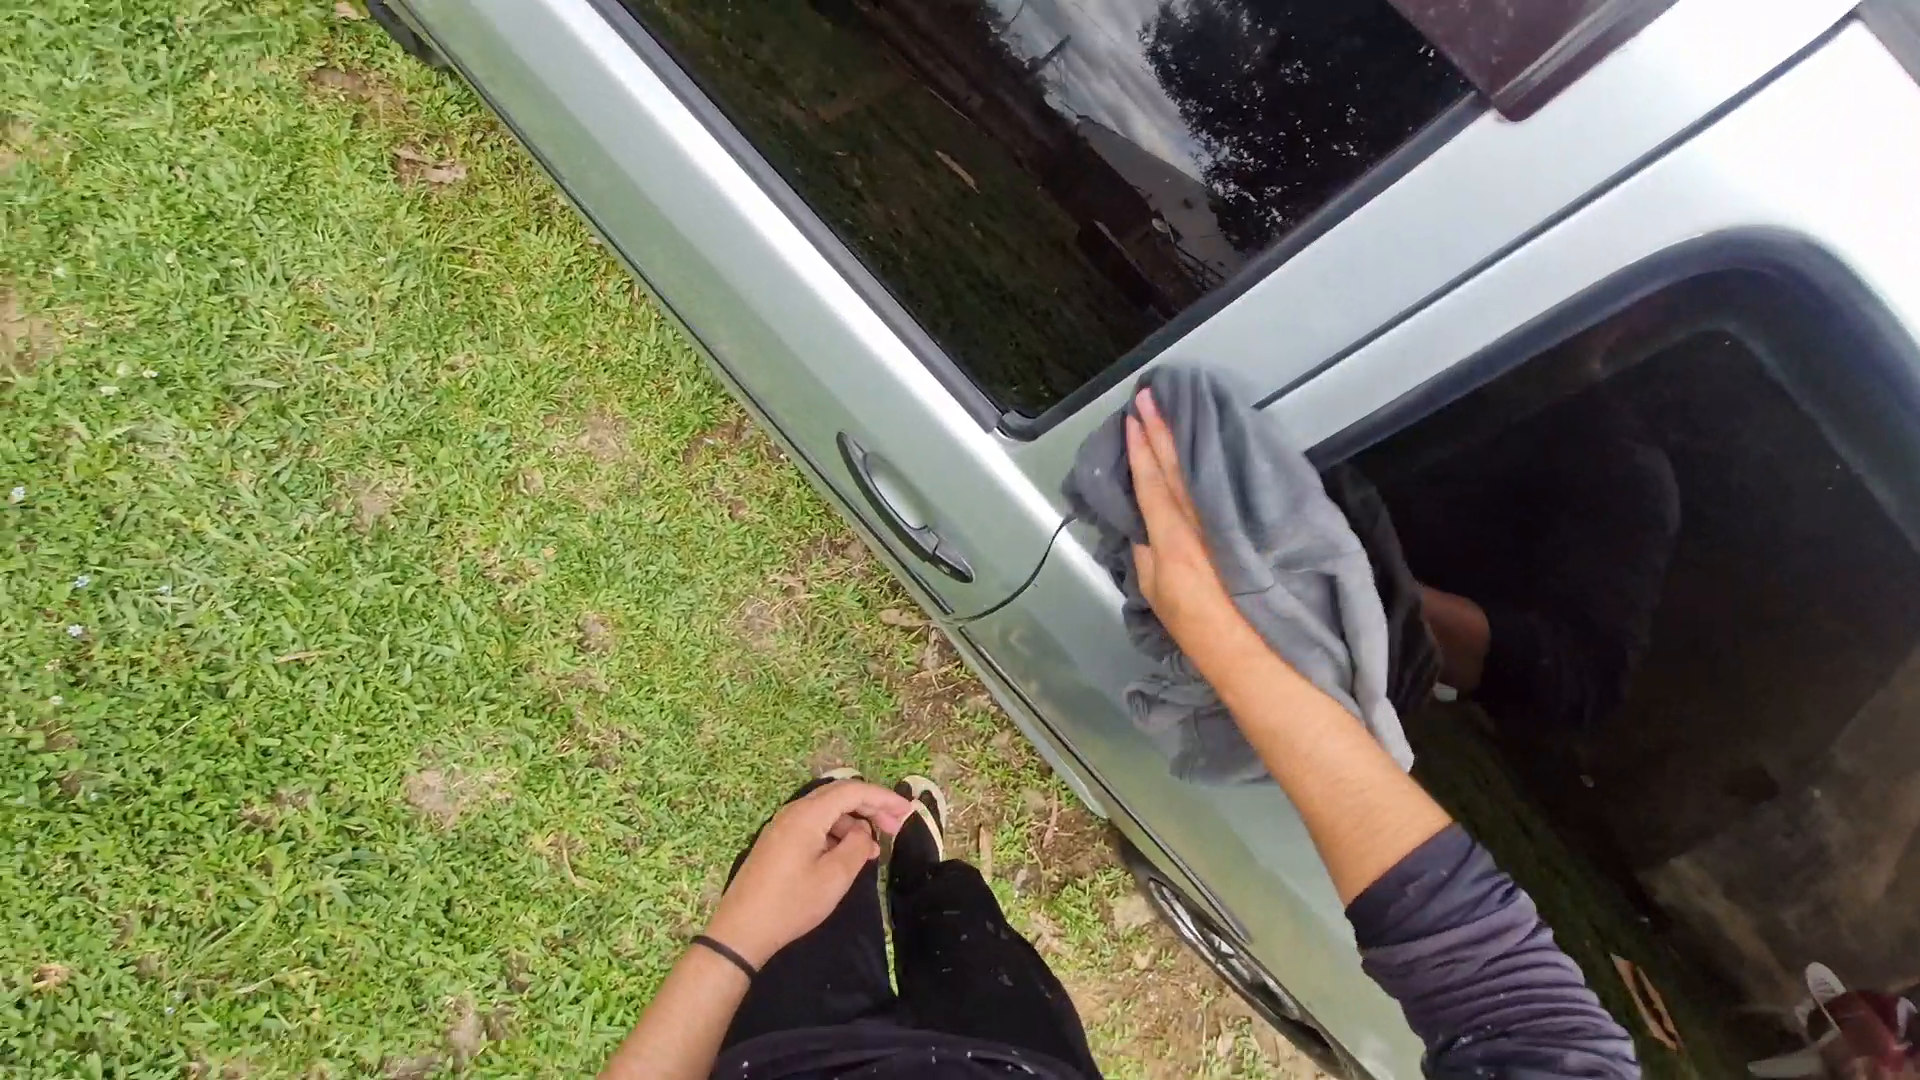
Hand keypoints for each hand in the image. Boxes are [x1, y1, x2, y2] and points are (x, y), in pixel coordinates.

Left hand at [703, 780, 913, 967]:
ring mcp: (783, 826)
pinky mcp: (778, 841)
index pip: (853, 791)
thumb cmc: (791, 903)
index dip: (882, 797)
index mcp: (808, 815)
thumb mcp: (834, 878)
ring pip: (827, 810)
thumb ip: (857, 847)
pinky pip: (815, 824)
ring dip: (854, 822)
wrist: (740, 931)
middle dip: (871, 806)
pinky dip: (837, 832)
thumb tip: (864, 833)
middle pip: (840, 795)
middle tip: (896, 824)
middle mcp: (794, 812)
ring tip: (875, 847)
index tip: (906, 810)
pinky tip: (848, 854)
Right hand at [1125, 387, 1250, 660]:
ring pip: (1201, 471)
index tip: (1133, 420)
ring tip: (1172, 409)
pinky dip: (1213, 460)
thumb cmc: (1201, 631)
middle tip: (1149, 397)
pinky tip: (1207, 441)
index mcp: (1173, 542)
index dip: (1141, 451)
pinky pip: (1225, 484)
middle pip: (1177, 469)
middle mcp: (1201, 525)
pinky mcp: (1249, 527)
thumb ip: (1147, 556)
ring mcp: (1227, 524)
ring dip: (1183, 438)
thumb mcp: (1158, 596)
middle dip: (1160, 431)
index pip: (1152, 486)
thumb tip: (1144, 525)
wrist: (1256, 652)